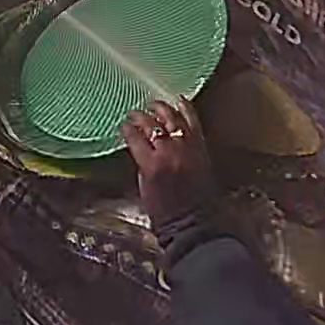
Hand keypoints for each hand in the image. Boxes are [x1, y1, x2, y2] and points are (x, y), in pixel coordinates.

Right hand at [122, 99, 216, 225]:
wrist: (195, 224)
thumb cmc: (165, 213)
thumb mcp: (144, 187)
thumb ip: (142, 162)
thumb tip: (139, 146)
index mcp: (150, 164)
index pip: (135, 137)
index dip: (128, 129)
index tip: (124, 126)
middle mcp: (168, 151)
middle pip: (151, 125)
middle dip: (140, 116)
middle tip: (134, 113)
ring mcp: (186, 147)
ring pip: (171, 118)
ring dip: (161, 109)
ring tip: (153, 104)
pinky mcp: (200, 146)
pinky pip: (193, 121)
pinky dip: (186, 109)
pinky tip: (179, 100)